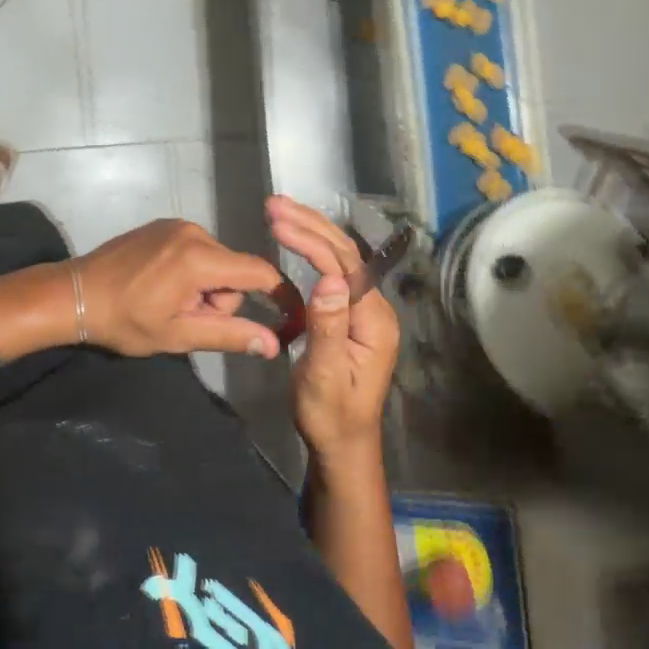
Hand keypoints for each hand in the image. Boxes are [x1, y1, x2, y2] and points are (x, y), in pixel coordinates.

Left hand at [78, 220, 284, 358]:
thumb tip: (273, 344)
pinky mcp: (163, 225)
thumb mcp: (178, 335)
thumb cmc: (126, 321)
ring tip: (168, 301)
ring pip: (216, 260)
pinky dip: (190, 269)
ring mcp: (176, 225)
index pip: (258, 272)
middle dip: (220, 297)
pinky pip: (195, 248)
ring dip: (204, 285)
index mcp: (199, 259)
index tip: (282, 316)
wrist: (75, 294)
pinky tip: (161, 284)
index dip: (275, 294)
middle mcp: (193, 232)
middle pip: (235, 269)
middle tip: (185, 316)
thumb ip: (229, 335)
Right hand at [269, 196, 399, 466]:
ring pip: (341, 258)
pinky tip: (295, 237)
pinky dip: (313, 249)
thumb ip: (327, 326)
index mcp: (373, 321)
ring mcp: (364, 310)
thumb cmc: (330, 415)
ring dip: (312, 231)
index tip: (278, 224)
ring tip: (280, 211)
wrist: (342, 444)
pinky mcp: (351, 315)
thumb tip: (329, 279)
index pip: (344, 266)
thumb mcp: (324, 375)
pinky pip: (335, 271)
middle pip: (345, 254)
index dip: (311, 241)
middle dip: (310, 225)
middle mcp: (374, 309)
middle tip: (273, 204)